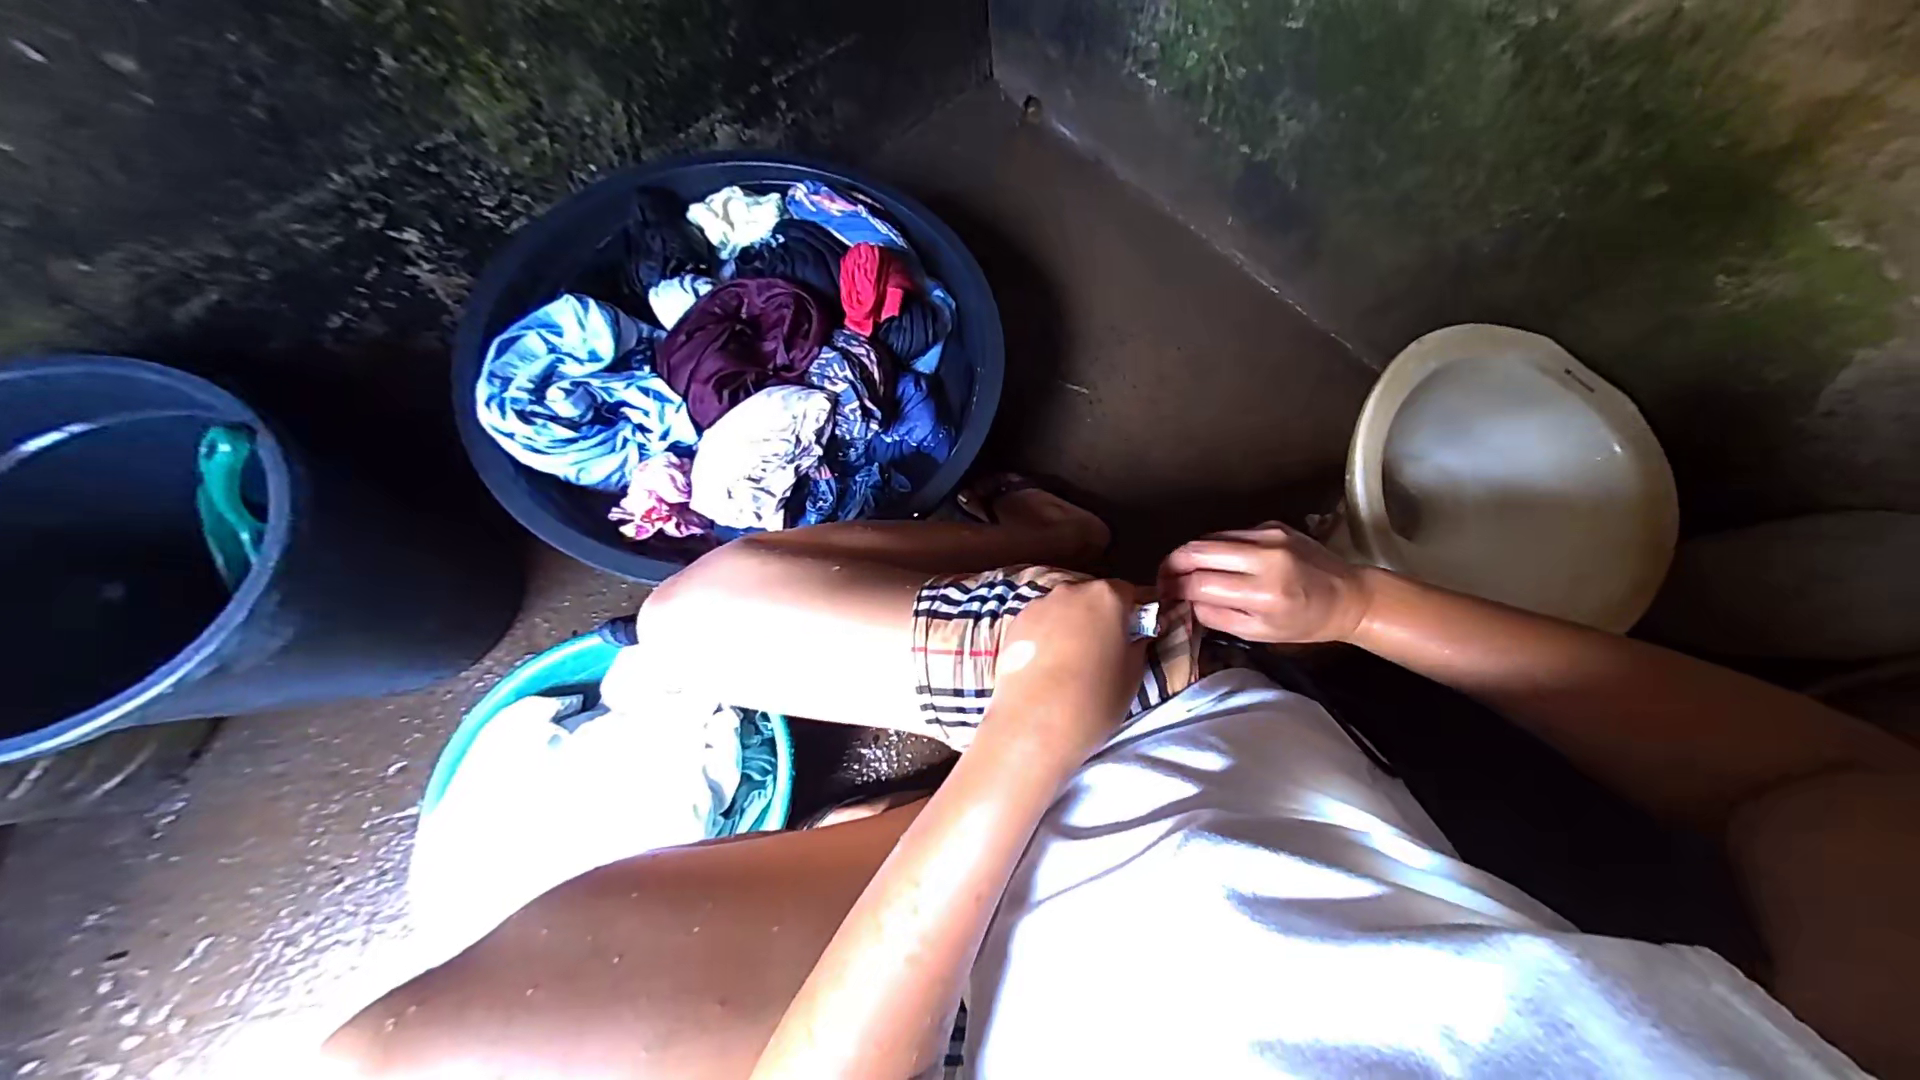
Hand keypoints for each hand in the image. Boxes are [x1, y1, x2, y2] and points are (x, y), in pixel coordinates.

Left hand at [988, 579, 1147, 758]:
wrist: (1035, 723)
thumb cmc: (1095, 699)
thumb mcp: (1132, 674)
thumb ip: (1137, 644)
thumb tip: (1136, 635)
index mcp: (1106, 597)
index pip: (1128, 592)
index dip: (1133, 612)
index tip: (1136, 630)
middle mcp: (1070, 591)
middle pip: (1091, 597)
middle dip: (1099, 616)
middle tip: (1103, 647)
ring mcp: (1037, 605)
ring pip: (1062, 609)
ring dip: (1070, 624)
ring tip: (1070, 659)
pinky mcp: (1014, 624)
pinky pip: (1038, 623)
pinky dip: (1045, 635)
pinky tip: (1046, 663)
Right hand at [1160, 522, 1375, 643]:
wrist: (1350, 597)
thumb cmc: (1304, 623)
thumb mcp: (1257, 633)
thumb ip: (1214, 615)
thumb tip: (1182, 599)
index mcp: (1263, 593)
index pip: (1198, 584)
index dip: (1173, 589)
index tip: (1162, 595)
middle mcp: (1265, 557)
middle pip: (1195, 551)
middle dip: (1171, 565)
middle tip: (1163, 579)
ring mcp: (1269, 535)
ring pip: (1208, 538)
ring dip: (1190, 555)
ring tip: (1185, 572)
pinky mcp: (1272, 524)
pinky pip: (1229, 534)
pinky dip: (1215, 549)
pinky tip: (1219, 563)